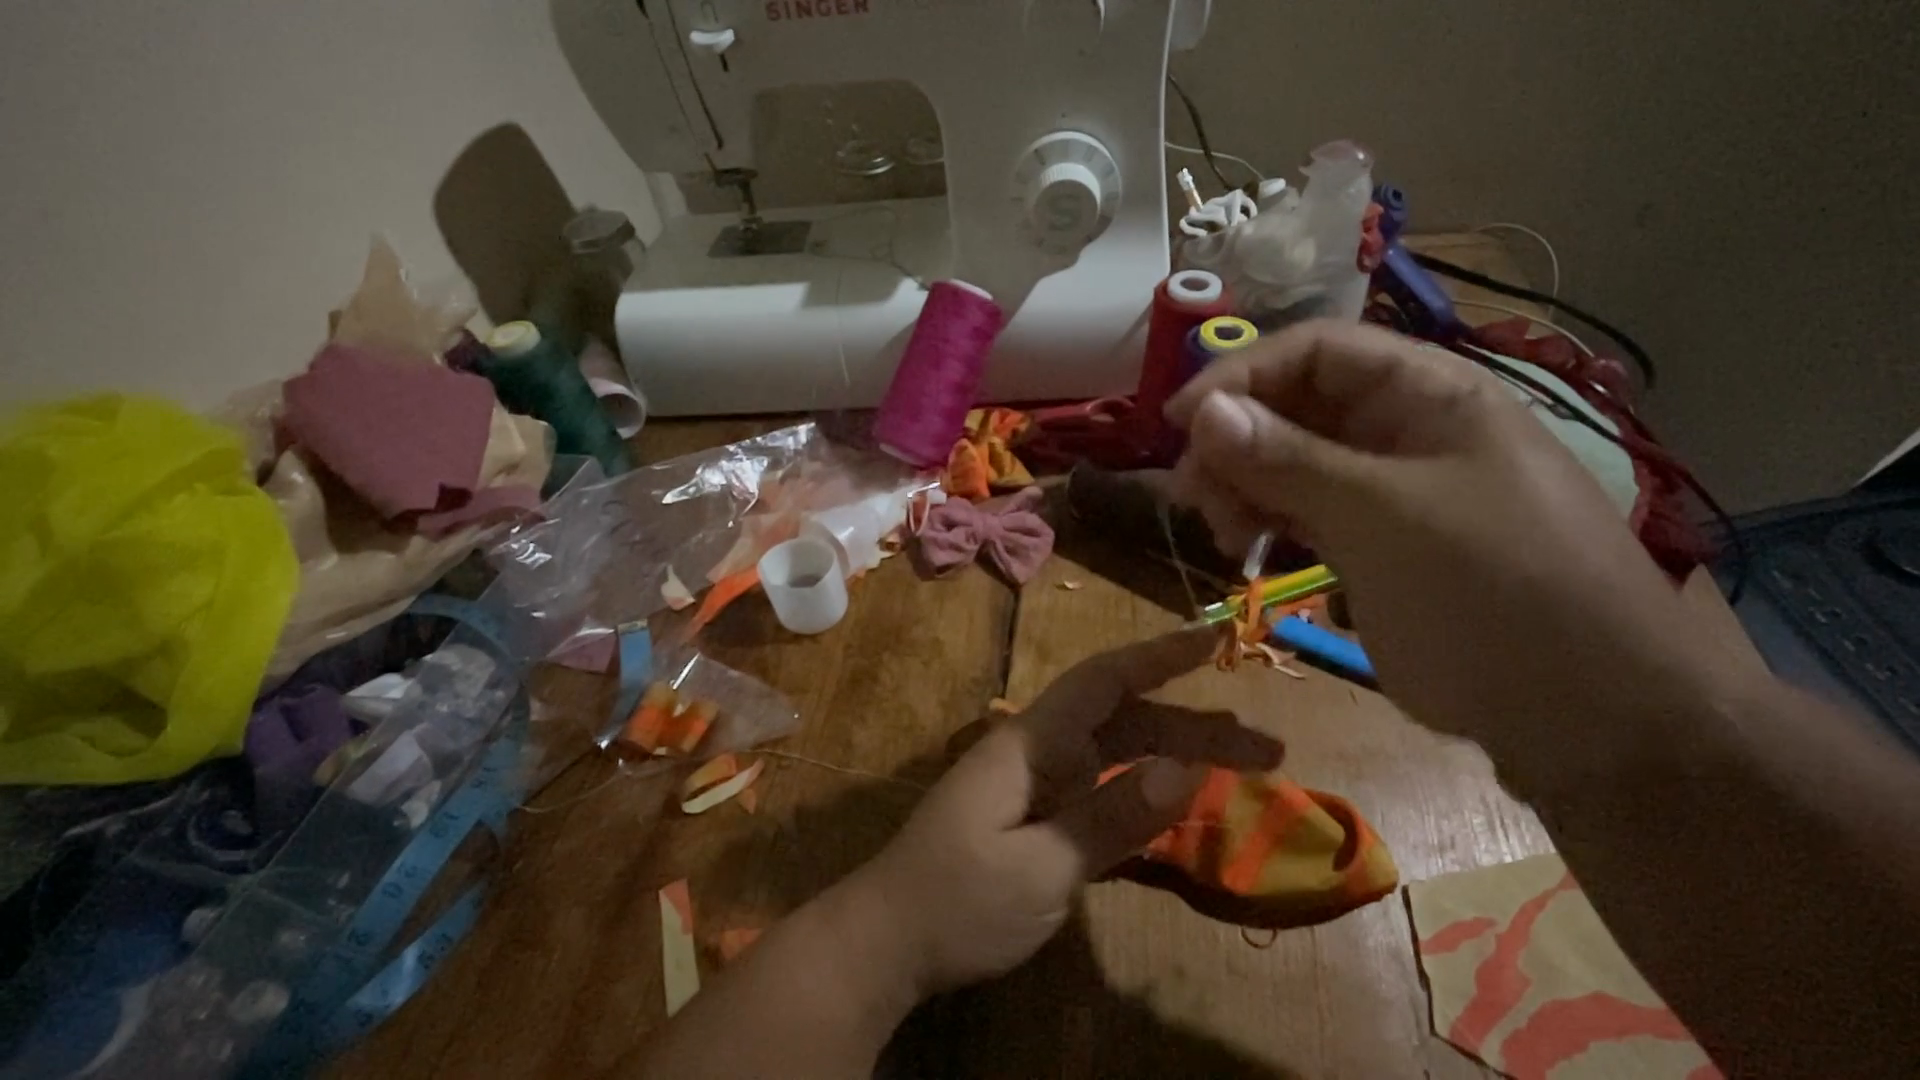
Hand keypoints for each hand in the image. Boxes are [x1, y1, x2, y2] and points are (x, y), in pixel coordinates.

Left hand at [847, 628, 1281, 995]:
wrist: (888, 941)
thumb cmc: (959, 901)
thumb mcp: (1041, 868)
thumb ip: (1111, 817)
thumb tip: (1184, 766)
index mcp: (1032, 744)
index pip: (1104, 681)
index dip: (1159, 656)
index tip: (1215, 638)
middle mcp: (1038, 752)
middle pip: (1126, 720)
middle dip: (1196, 726)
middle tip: (1270, 750)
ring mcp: (1037, 786)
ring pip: (1118, 754)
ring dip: (1177, 756)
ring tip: (1243, 768)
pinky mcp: (1037, 819)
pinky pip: (1103, 789)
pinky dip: (1146, 792)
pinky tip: (1179, 803)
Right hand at [1164, 321, 1752, 788]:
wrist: (1585, 715)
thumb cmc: (1493, 592)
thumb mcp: (1384, 517)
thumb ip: (1288, 460)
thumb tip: (1201, 411)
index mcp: (1430, 395)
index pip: (1316, 351)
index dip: (1240, 375)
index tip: (1177, 424)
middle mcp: (1407, 430)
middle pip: (1297, 404)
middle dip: (1236, 439)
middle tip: (1192, 495)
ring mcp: (1391, 491)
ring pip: (1293, 461)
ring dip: (1243, 483)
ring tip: (1219, 529)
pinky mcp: (1377, 545)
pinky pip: (1305, 510)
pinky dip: (1266, 518)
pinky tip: (1241, 544)